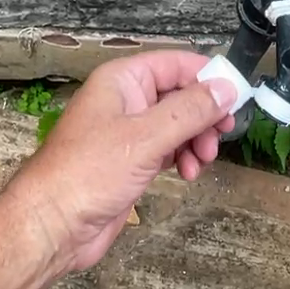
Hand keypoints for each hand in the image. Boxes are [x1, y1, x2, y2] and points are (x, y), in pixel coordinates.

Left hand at [5, 51, 236, 276]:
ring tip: (201, 160)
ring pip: (176, 123)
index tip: (236, 95)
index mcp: (122, 80)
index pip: (174, 63)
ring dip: (195, 139)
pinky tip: (187, 173)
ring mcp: (127, 132)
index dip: (206, 76)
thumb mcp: (145, 137)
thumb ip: (189, 111)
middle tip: (223, 133)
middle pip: (179, 94)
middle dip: (204, 114)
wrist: (52, 225)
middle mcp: (125, 100)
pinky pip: (167, 148)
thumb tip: (225, 89)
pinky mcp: (131, 161)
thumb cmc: (86, 173)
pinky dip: (182, 157)